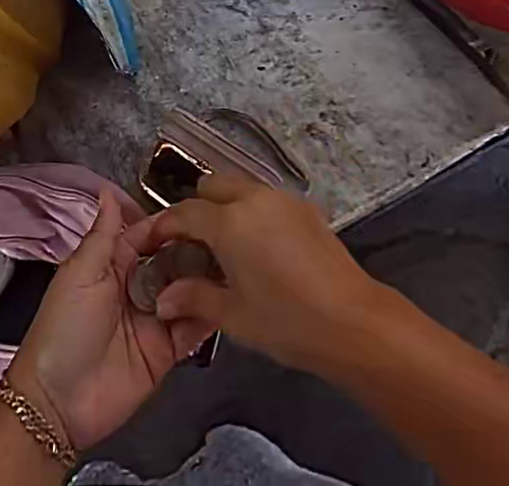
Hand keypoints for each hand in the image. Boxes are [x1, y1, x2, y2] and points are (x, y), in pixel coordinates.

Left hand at [7, 188, 217, 451]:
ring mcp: (154, 319)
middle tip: (227, 238)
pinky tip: (228, 300)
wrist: (58, 401)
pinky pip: (193, 328)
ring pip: (188, 292)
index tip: (199, 211)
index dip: (170, 224)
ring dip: (206, 281)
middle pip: (173, 262)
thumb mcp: (80, 273)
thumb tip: (107, 192)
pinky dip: (209, 315)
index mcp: (113, 264)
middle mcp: (137, 287)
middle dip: (195, 250)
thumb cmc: (64, 327)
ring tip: (235, 265)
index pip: (147, 235)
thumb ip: (103, 234)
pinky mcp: (167, 351)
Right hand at [127, 174, 393, 374]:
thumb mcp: (234, 316)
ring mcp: (282, 199)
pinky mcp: (305, 207)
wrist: (355, 323)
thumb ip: (194, 298)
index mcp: (229, 221)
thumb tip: (163, 299)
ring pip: (239, 187)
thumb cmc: (288, 321)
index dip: (164, 226)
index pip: (184, 213)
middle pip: (211, 186)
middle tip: (194, 244)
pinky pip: (265, 198)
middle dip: (196, 208)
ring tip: (227, 246)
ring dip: (225, 206)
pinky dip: (252, 211)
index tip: (153, 242)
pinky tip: (259, 247)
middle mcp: (253, 198)